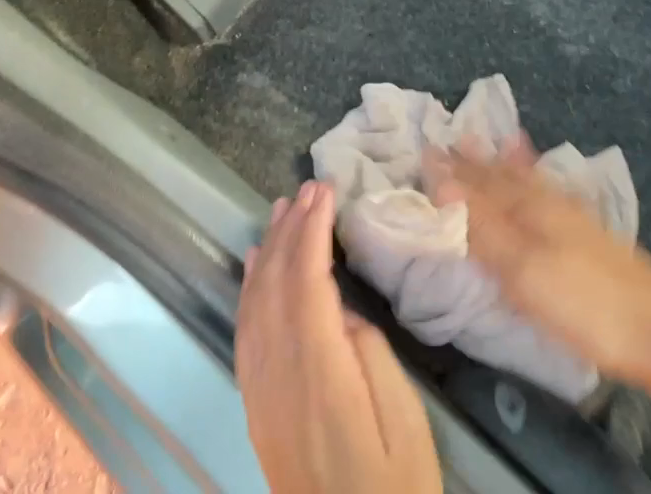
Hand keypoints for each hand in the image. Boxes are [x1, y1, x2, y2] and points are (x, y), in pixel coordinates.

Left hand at [236, 180, 440, 493]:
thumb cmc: (392, 487)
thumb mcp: (405, 424)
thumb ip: (372, 357)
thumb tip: (343, 313)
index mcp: (319, 370)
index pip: (307, 281)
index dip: (312, 231)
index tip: (325, 192)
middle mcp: (278, 369)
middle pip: (275, 281)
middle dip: (290, 228)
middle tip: (309, 187)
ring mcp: (260, 385)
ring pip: (254, 299)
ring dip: (267, 249)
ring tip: (282, 208)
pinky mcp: (256, 399)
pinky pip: (244, 328)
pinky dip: (248, 287)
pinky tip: (253, 265)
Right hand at [428, 144, 650, 381]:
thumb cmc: (583, 302)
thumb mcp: (522, 267)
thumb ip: (482, 226)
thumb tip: (442, 182)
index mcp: (527, 208)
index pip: (479, 183)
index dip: (451, 170)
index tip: (424, 152)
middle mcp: (549, 205)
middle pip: (505, 178)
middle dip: (477, 160)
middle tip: (455, 137)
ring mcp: (576, 221)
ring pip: (534, 182)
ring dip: (513, 163)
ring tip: (504, 139)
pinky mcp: (594, 241)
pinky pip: (560, 196)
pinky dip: (549, 184)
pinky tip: (554, 184)